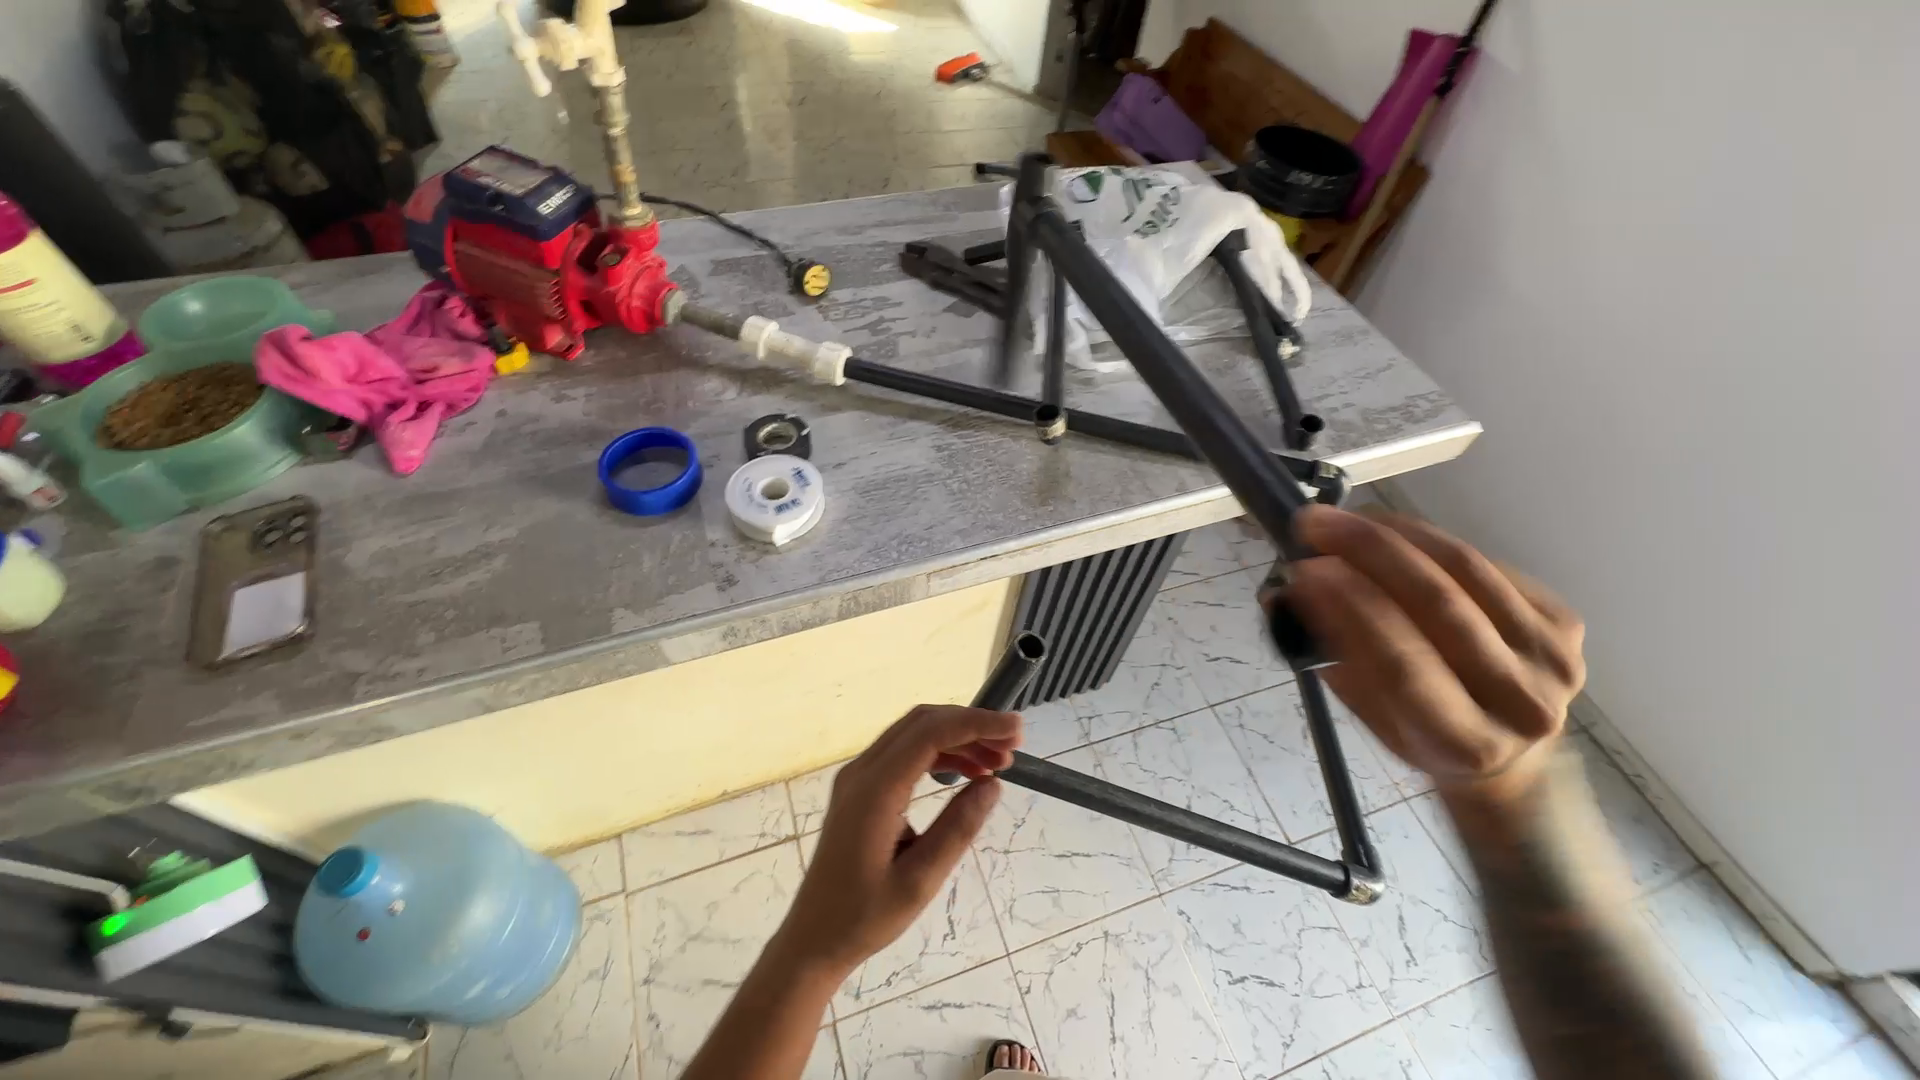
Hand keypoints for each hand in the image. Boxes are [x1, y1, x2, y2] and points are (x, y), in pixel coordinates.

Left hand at [771, 705, 1020, 977]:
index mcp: (875, 791)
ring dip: (958, 738)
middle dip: (971, 725)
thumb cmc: (865, 916)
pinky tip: (969, 773)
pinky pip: (905, 753)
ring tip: (999, 762)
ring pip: (914, 734)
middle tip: (1013, 745)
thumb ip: (958, 828)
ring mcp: (858, 777)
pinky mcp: (862, 788)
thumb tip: (994, 784)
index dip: (976, 723)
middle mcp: (862, 772)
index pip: (930, 733)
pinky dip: (940, 753)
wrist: (814, 937)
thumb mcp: (920, 881)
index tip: (1016, 729)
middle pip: (922, 723)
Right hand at [1281, 506, 1585, 804]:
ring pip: (1465, 569)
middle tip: (1314, 523)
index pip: (1403, 661)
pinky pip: (1484, 562)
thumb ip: (1332, 655)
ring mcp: (1552, 656)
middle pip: (1439, 604)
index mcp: (1465, 741)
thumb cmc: (1421, 736)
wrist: (1511, 753)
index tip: (1303, 569)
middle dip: (1368, 552)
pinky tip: (1388, 529)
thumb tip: (1285, 592)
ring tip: (1343, 516)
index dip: (1352, 606)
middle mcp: (1521, 700)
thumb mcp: (1370, 714)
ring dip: (1393, 532)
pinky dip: (1427, 537)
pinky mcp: (1565, 622)